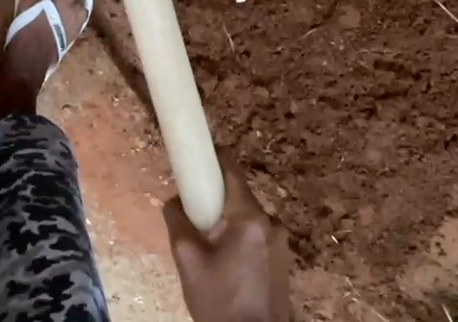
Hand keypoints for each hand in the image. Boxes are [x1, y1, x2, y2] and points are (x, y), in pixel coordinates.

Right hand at [164, 158, 291, 321]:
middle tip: (192, 220)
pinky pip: (252, 234)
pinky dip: (236, 239)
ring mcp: (280, 242)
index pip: (229, 165)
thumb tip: (176, 201)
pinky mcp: (282, 260)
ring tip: (207, 251)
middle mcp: (271, 222)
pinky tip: (224, 264)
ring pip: (243, 215)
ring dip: (224, 222)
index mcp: (248, 216)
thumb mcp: (186, 259)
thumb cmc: (220, 300)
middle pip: (234, 192)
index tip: (189, 159)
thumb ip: (176, 218)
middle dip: (211, 200)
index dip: (207, 156)